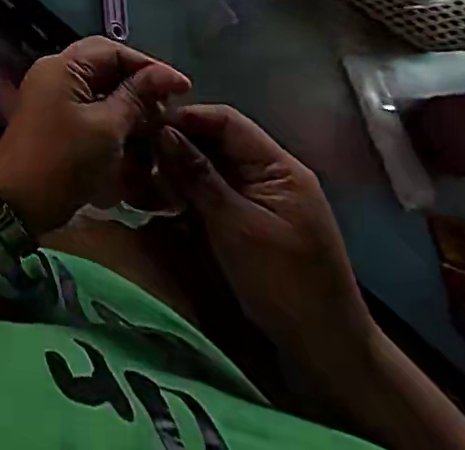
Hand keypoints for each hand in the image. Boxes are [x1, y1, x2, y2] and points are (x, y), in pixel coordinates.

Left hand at [0, 38, 191, 234]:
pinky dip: (114, 122)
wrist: (15, 203)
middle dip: (140, 88)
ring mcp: (53, 98)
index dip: (150, 67)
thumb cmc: (63, 161)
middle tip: (169, 109)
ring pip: (100, 91)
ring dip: (129, 106)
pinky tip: (135, 139)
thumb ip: (137, 97)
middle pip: (107, 69)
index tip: (183, 88)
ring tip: (156, 127)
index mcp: (62, 67)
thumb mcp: (107, 128)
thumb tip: (168, 76)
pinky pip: (90, 111)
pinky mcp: (55, 122)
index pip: (113, 50)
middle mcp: (55, 75)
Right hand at [155, 106, 370, 349]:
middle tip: (138, 155)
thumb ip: (199, 176)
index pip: (227, 121)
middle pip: (218, 141)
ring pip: (213, 167)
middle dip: (179, 144)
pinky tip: (164, 201)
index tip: (146, 125)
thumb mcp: (235, 226)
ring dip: (181, 171)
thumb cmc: (284, 283)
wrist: (326, 347)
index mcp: (278, 166)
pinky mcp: (252, 219)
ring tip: (145, 178)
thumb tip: (164, 131)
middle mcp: (271, 173)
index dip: (186, 117)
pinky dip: (191, 194)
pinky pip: (217, 192)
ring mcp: (262, 196)